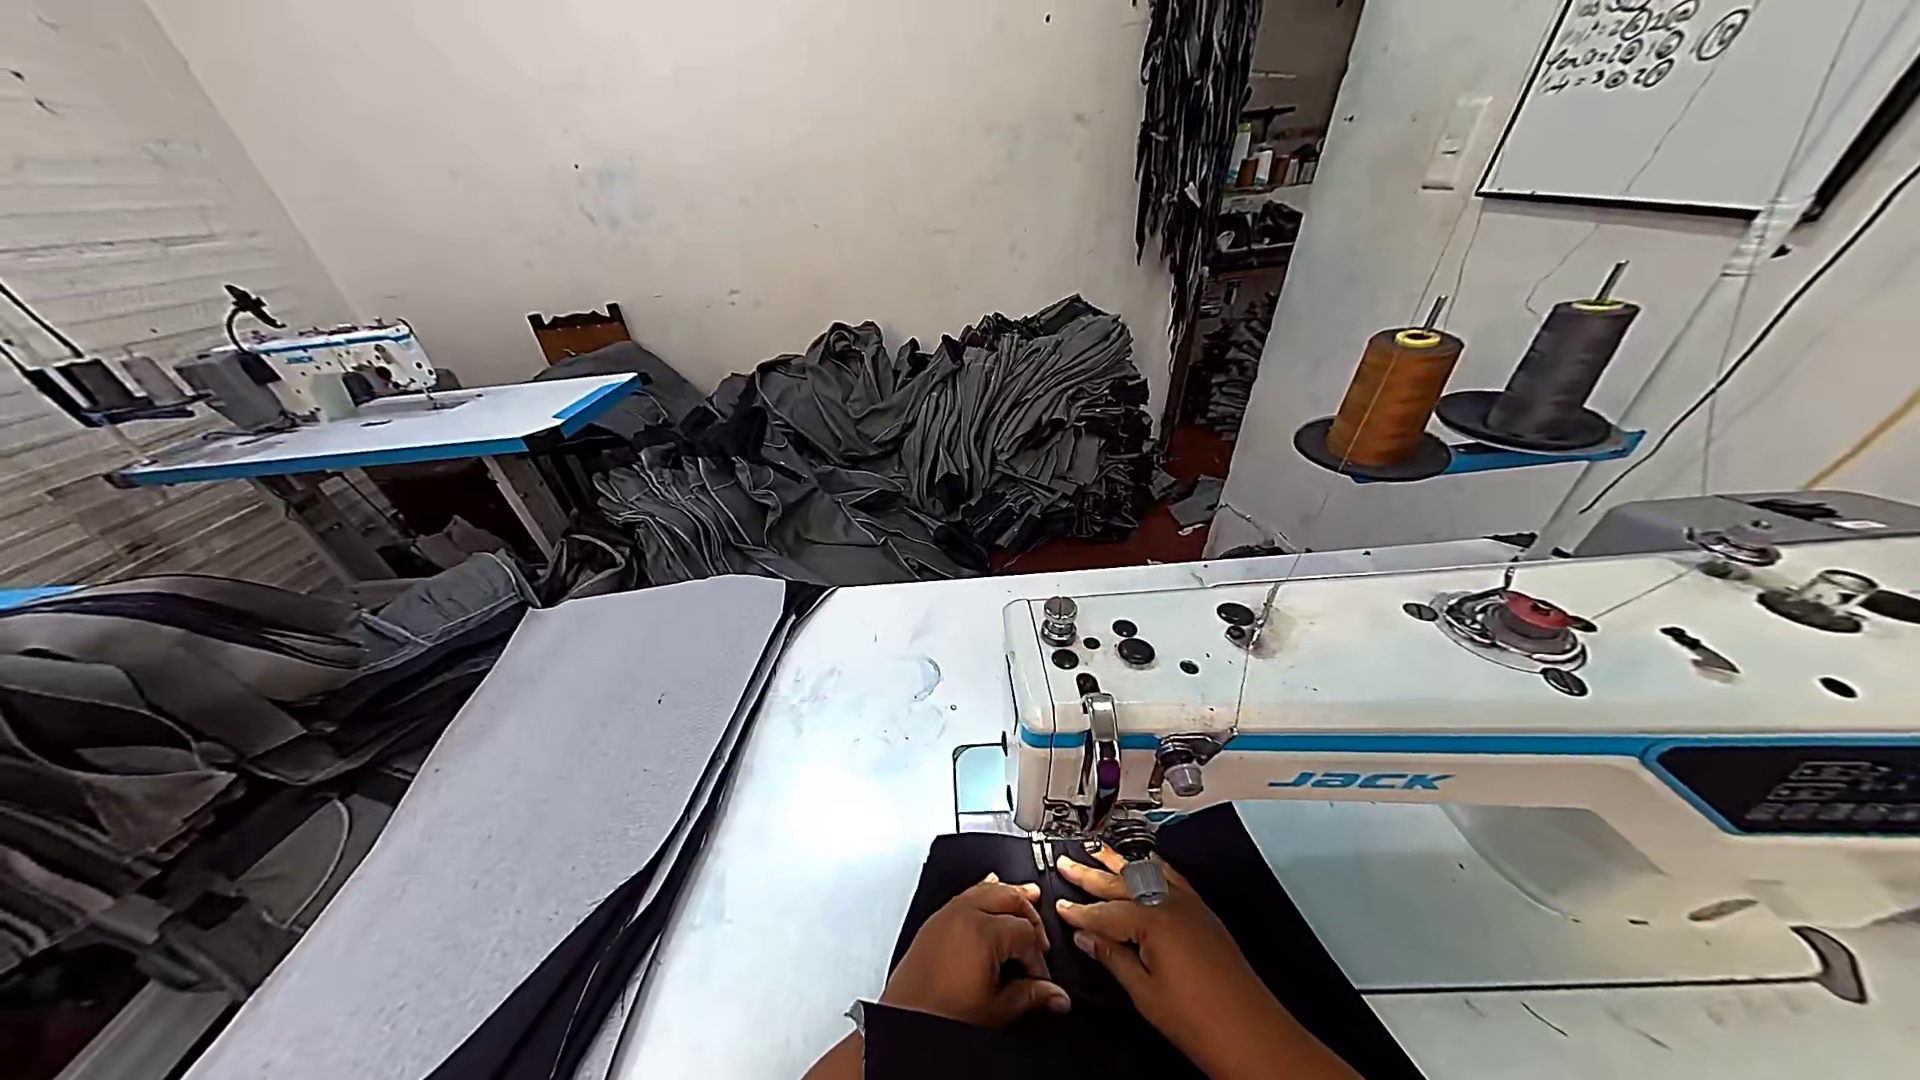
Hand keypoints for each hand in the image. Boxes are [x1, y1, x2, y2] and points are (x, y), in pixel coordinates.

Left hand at [880, 873, 1071, 1026]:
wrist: (905, 1019)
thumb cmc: (941, 1014)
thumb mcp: (995, 1010)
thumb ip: (1030, 997)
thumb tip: (1057, 996)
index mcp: (983, 932)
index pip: (1027, 933)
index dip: (1039, 958)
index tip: (1041, 980)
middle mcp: (966, 913)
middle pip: (1012, 899)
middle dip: (1031, 918)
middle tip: (1041, 942)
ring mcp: (949, 911)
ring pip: (989, 888)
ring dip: (1011, 895)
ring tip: (1029, 898)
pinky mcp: (938, 916)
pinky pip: (968, 891)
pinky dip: (986, 889)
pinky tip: (993, 886)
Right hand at [1054, 848, 1359, 1079]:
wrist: (1255, 1037)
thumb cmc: (1206, 1023)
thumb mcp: (1146, 994)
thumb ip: (1114, 958)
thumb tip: (1089, 939)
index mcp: (1153, 922)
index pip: (1104, 912)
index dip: (1079, 912)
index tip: (1062, 907)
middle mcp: (1171, 904)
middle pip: (1120, 883)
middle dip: (1090, 875)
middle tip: (1067, 864)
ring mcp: (1189, 905)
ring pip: (1144, 873)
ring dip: (1118, 862)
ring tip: (1098, 849)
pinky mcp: (1203, 912)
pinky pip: (1171, 876)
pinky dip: (1152, 867)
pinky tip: (1144, 862)